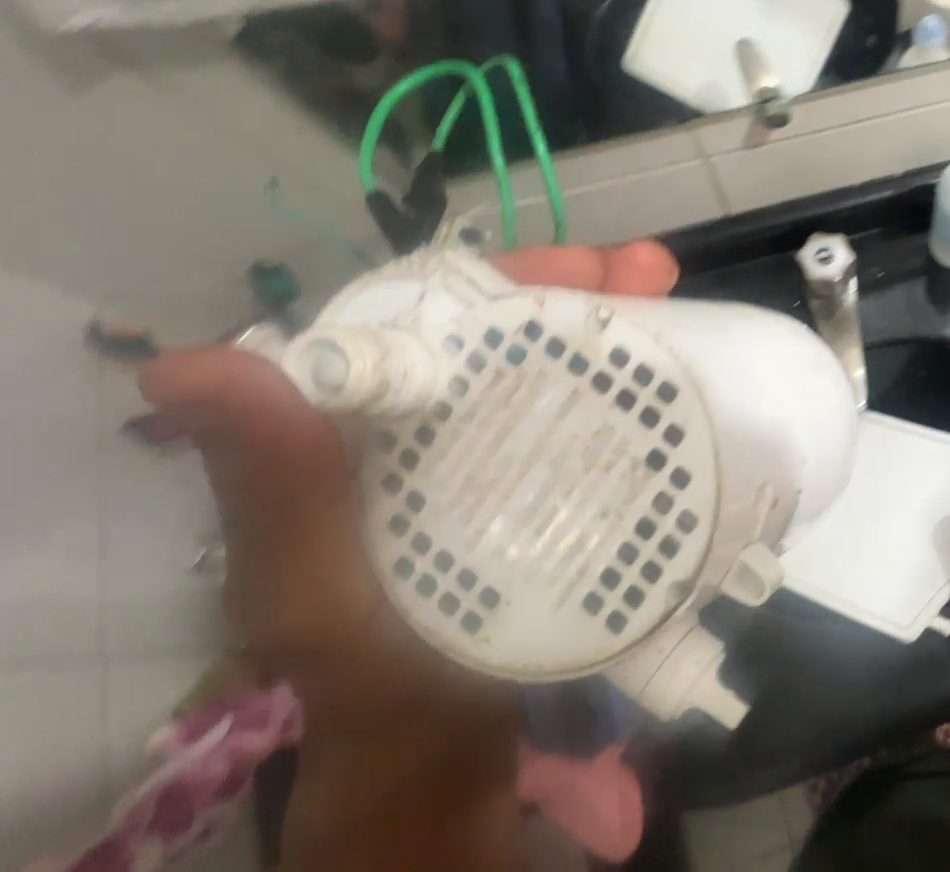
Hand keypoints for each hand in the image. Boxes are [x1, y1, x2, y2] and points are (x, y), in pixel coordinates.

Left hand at [138, 241, 680, 724]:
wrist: (445, 757)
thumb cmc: (372, 676)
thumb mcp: (312, 591)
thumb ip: (276, 493)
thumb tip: (187, 367)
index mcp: (366, 432)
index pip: (430, 320)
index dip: (503, 281)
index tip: (582, 266)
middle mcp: (437, 432)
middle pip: (513, 334)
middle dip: (584, 292)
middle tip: (653, 273)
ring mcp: (504, 463)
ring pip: (563, 374)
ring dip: (623, 331)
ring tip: (679, 304)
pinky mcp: (557, 498)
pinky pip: (597, 432)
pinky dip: (641, 401)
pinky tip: (687, 389)